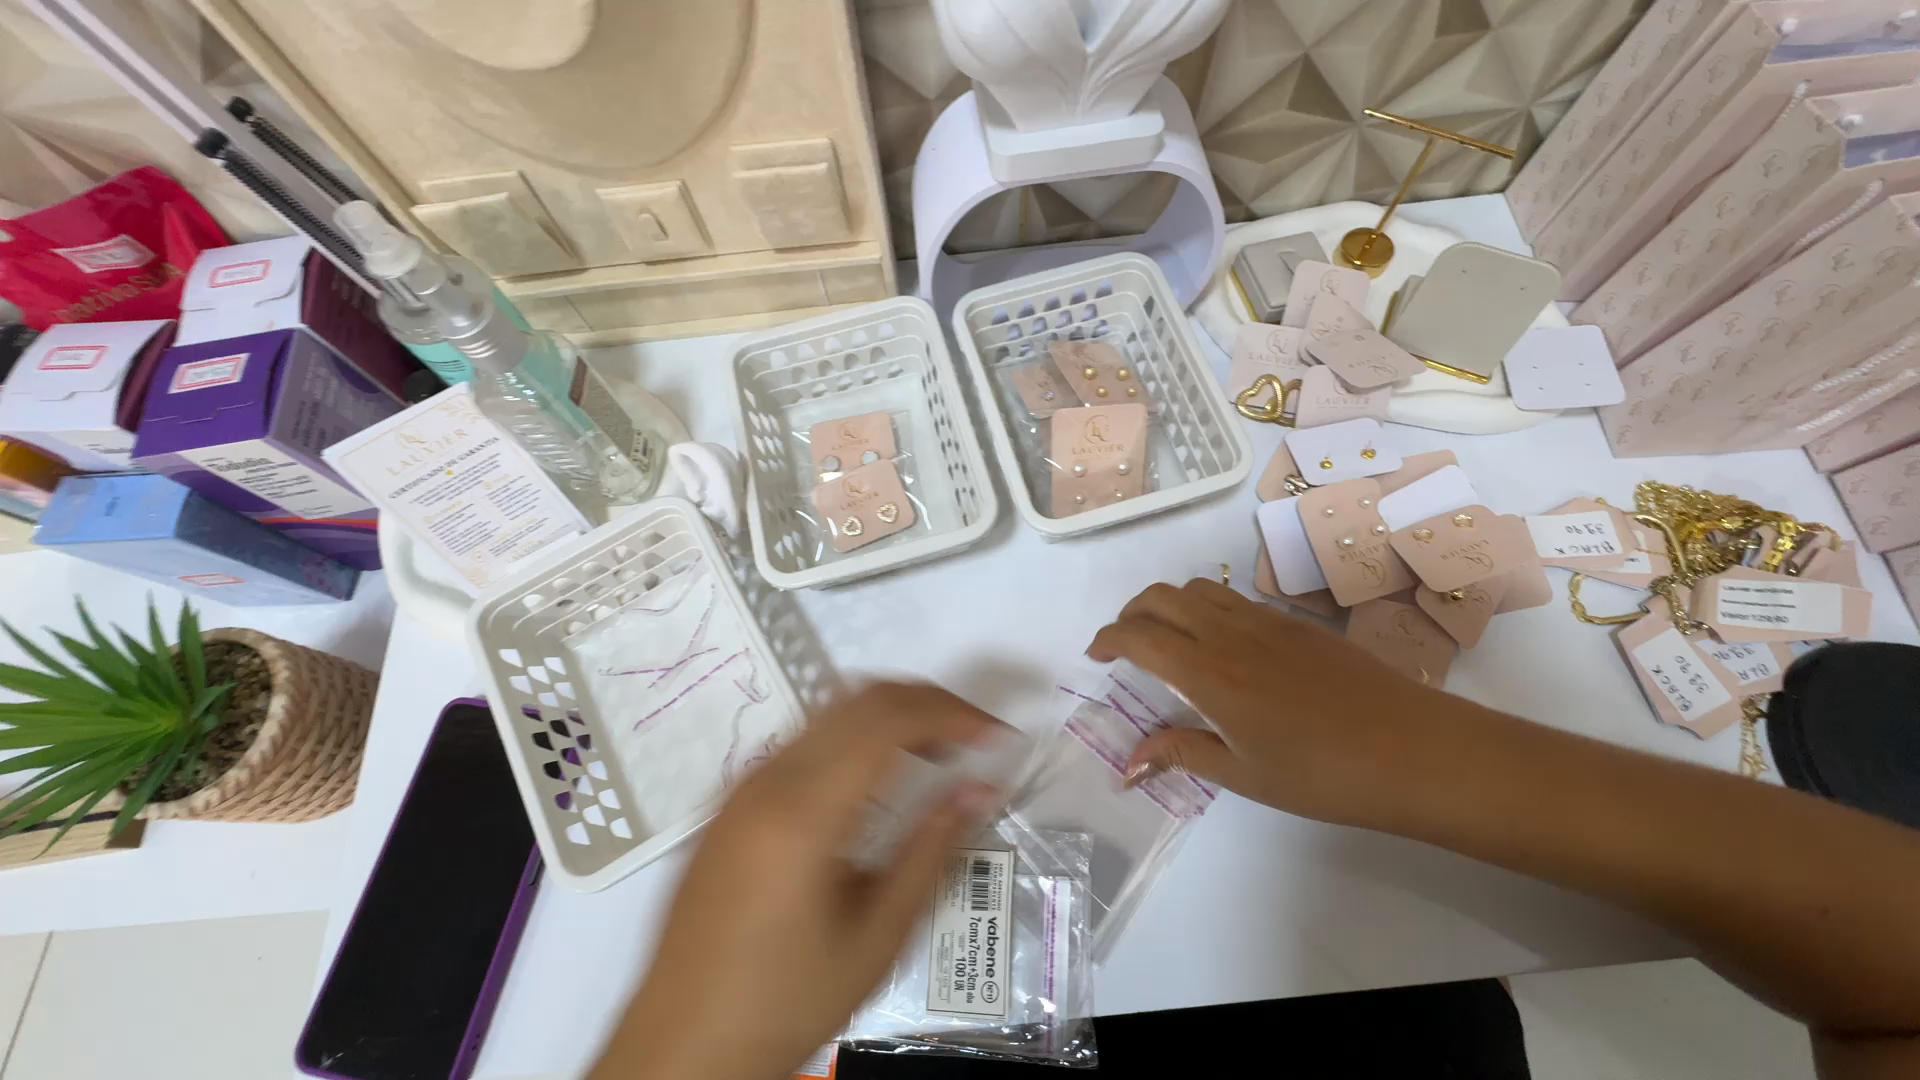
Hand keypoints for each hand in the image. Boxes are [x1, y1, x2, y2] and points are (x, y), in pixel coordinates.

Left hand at [592, 683, 1003, 1079]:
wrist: (681, 1042)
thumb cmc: (785, 1001)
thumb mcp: (876, 937)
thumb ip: (931, 851)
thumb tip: (979, 790)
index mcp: (805, 812)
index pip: (890, 719)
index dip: (953, 713)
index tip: (995, 736)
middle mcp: (768, 779)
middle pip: (861, 697)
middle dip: (928, 704)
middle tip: (974, 740)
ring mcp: (743, 783)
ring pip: (831, 709)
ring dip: (891, 714)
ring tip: (937, 754)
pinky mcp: (732, 798)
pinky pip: (804, 737)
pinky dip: (855, 734)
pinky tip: (879, 778)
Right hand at [1089, 579, 1468, 827]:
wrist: (1414, 751)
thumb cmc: (1322, 774)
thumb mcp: (1243, 774)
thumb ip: (1180, 753)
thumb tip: (1127, 764)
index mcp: (1208, 673)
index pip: (1139, 637)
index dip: (1108, 639)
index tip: (1095, 655)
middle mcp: (1229, 634)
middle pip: (1161, 597)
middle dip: (1130, 613)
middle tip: (1123, 643)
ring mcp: (1266, 622)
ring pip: (1199, 589)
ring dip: (1168, 604)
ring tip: (1166, 638)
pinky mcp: (1296, 624)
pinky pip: (1234, 599)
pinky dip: (1206, 607)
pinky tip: (1219, 645)